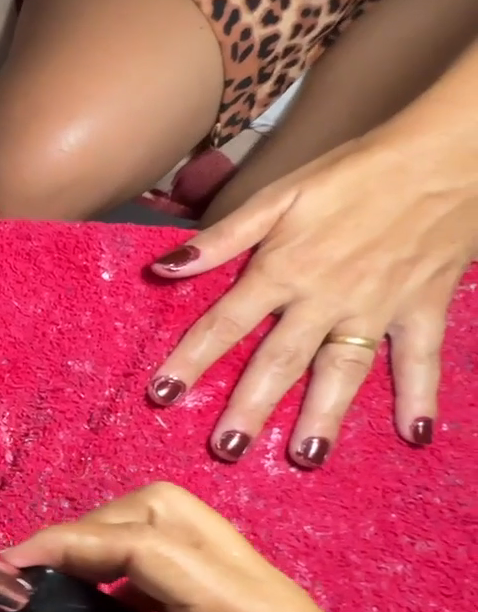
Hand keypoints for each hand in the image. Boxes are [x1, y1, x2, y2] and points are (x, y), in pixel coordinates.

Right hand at [0, 484, 477, 611]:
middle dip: (88, 529)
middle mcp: (260, 581)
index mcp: (249, 611)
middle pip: (160, 507)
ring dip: (110, 543)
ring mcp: (265, 588)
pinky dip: (134, 567)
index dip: (63, 545)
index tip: (8, 571)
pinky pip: (184, 555)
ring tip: (73, 592)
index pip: (139, 543)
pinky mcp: (260, 604)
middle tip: (45, 577)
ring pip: (172, 522)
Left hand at [146, 128, 477, 466]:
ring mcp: (378, 307)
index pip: (222, 326)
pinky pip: (421, 358)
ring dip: (324, 415)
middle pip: (278, 361)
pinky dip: (420, 396)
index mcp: (280, 273)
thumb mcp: (275, 197)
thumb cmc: (350, 175)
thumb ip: (220, 239)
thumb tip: (163, 268)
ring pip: (344, 371)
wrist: (450, 155)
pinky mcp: (426, 306)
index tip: (161, 395)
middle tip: (226, 449)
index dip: (189, 361)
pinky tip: (415, 436)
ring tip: (303, 457)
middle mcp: (324, 299)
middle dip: (249, 406)